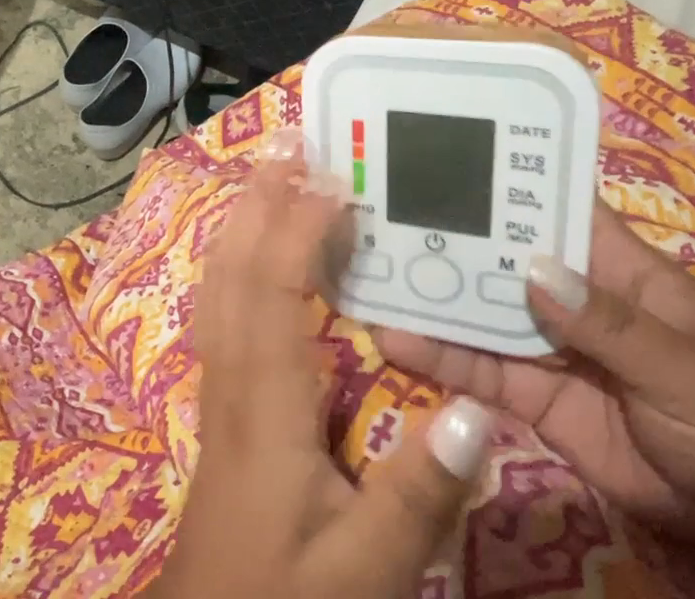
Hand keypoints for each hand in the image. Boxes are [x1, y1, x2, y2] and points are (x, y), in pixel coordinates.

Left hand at [151, 156, 495, 598]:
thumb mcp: (366, 568)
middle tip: (289, 141)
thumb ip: (418, 494)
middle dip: (259, 200)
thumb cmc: (286, 597)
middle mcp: (232, 378)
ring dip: (242, 222)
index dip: (298, 229)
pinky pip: (222, 309)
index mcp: (265, 403)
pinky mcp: (223, 402)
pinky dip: (236, 262)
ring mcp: (219, 387)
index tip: (336, 177)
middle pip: (233, 269)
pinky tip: (254, 253)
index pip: (273, 292)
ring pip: (219, 284)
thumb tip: (475, 408)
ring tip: (270, 173)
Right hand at [373, 200, 694, 562]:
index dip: (506, 182)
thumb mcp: (688, 370)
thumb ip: (611, 325)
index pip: (556, 211)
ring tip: (370, 280)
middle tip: (376, 218)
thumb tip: (532, 269)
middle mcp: (575, 298)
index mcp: (620, 271)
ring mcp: (551, 348)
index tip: (440, 159)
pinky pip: (482, 372)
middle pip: (502, 260)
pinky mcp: (536, 397)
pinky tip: (395, 343)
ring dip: (431, 300)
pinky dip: (440, 358)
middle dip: (447, 239)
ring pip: (482, 314)